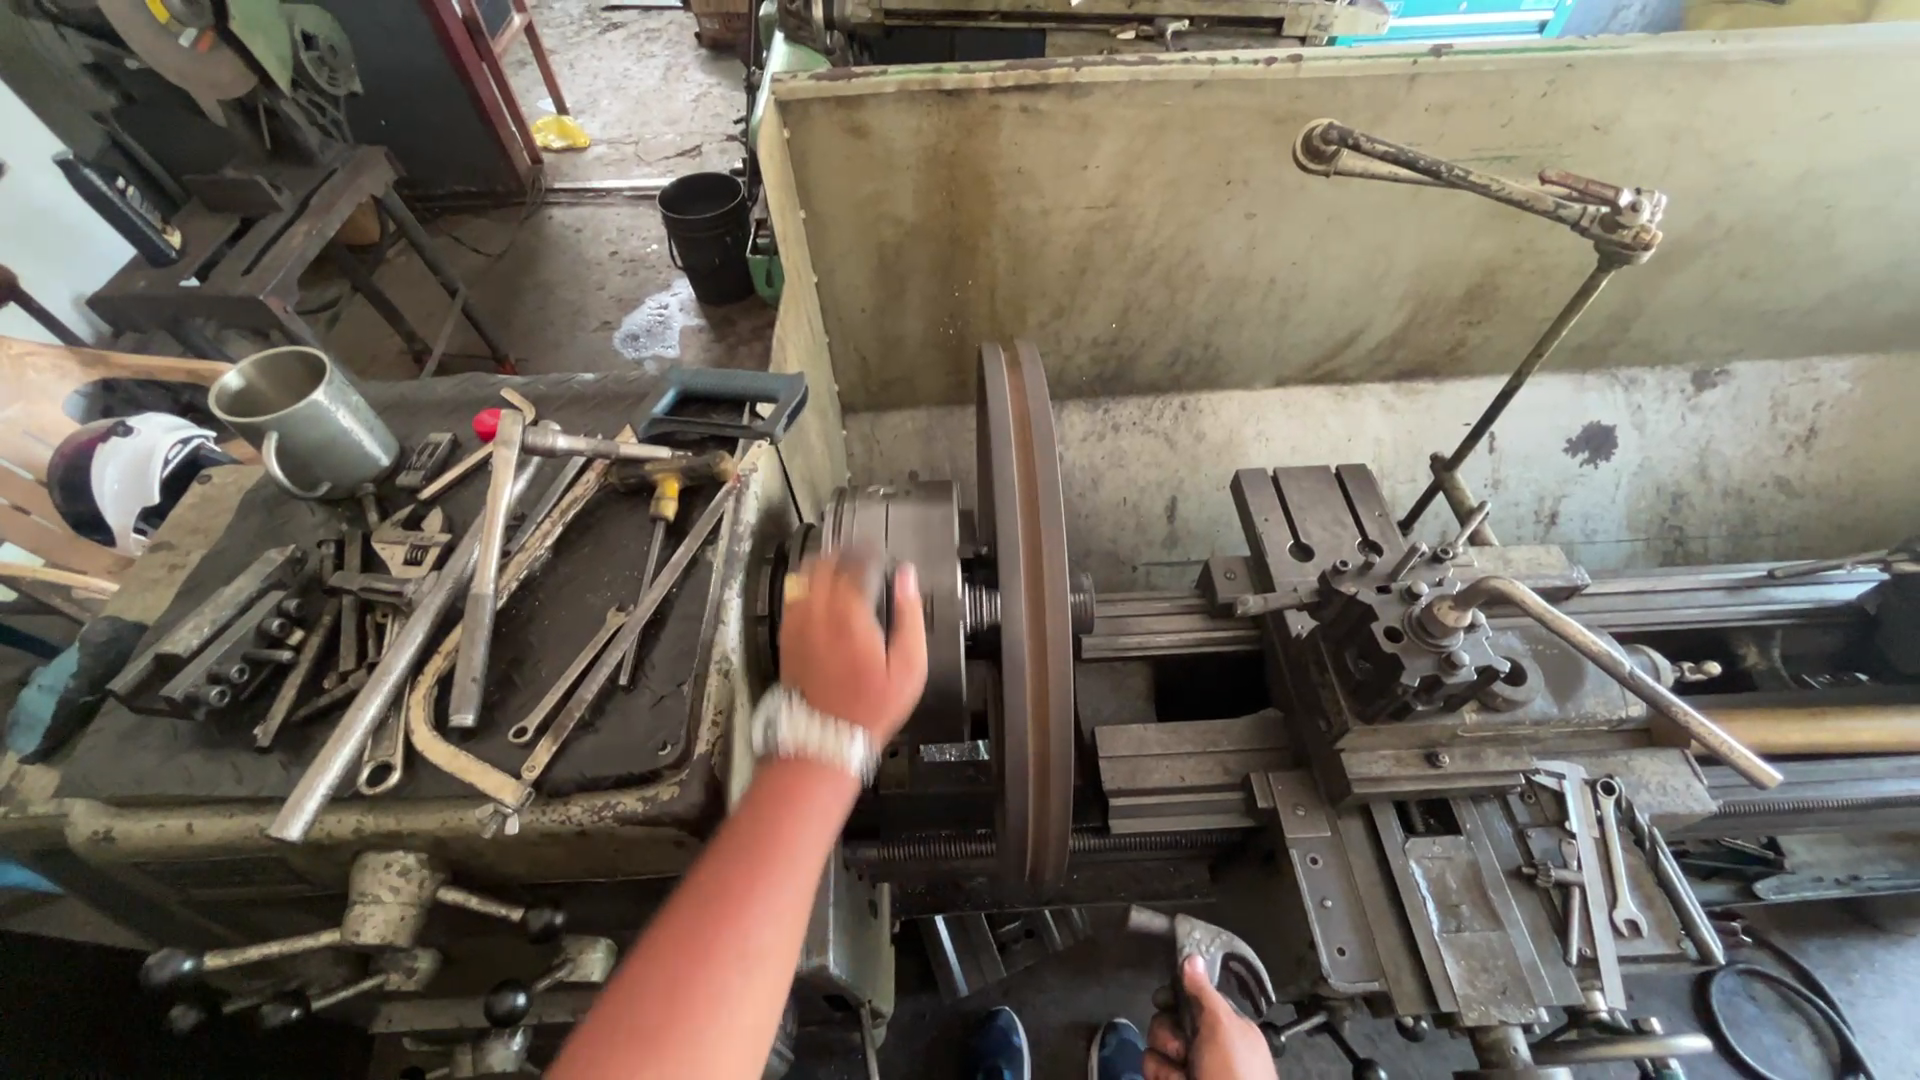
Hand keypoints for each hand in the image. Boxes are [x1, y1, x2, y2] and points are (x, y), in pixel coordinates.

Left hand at [777, 551, 927, 741]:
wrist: (827, 738)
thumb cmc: (871, 706)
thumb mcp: (909, 665)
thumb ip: (910, 615)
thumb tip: (908, 579)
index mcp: (852, 614)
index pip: (857, 564)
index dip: (869, 553)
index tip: (879, 554)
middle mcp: (820, 613)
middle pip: (825, 565)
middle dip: (843, 553)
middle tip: (857, 553)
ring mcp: (799, 625)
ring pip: (803, 577)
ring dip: (821, 565)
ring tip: (836, 564)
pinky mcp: (787, 639)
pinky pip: (791, 600)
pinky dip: (803, 587)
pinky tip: (814, 591)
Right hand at [1146, 955, 1280, 1079]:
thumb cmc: (1234, 1074)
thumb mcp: (1223, 1028)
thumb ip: (1203, 992)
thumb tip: (1191, 955)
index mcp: (1227, 1027)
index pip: (1191, 998)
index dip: (1175, 997)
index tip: (1165, 999)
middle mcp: (1206, 1045)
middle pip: (1168, 1020)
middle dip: (1168, 1034)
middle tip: (1184, 1050)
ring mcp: (1190, 1069)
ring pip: (1156, 1046)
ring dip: (1165, 1062)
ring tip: (1182, 1077)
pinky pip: (1153, 1069)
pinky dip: (1162, 1077)